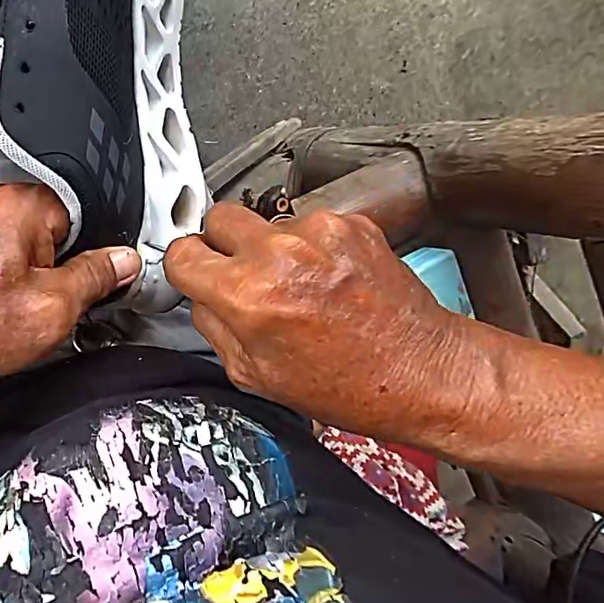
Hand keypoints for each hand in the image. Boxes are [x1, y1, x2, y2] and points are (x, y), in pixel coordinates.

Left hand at [0, 183, 140, 386]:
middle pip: (70, 226)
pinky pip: (25, 253)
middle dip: (77, 262)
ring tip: (33, 304)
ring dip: (53, 274)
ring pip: (48, 243)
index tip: (108, 274)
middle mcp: (2, 203)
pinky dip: (31, 278)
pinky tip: (18, 305)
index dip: (105, 247)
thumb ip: (100, 276)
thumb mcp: (57, 306)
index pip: (93, 210)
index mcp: (24, 203)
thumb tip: (124, 261)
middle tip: (64, 297)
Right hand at [165, 203, 471, 442]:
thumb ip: (213, 326)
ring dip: (270, 247)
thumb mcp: (256, 375)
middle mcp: (280, 254)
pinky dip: (309, 246)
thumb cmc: (349, 384)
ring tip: (298, 285)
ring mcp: (319, 233)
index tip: (195, 271)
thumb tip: (201, 294)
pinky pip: (307, 225)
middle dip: (221, 244)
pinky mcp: (350, 224)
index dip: (186, 267)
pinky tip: (326, 278)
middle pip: (218, 217)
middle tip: (241, 274)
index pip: (182, 252)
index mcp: (248, 296)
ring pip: (265, 222)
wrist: (421, 370)